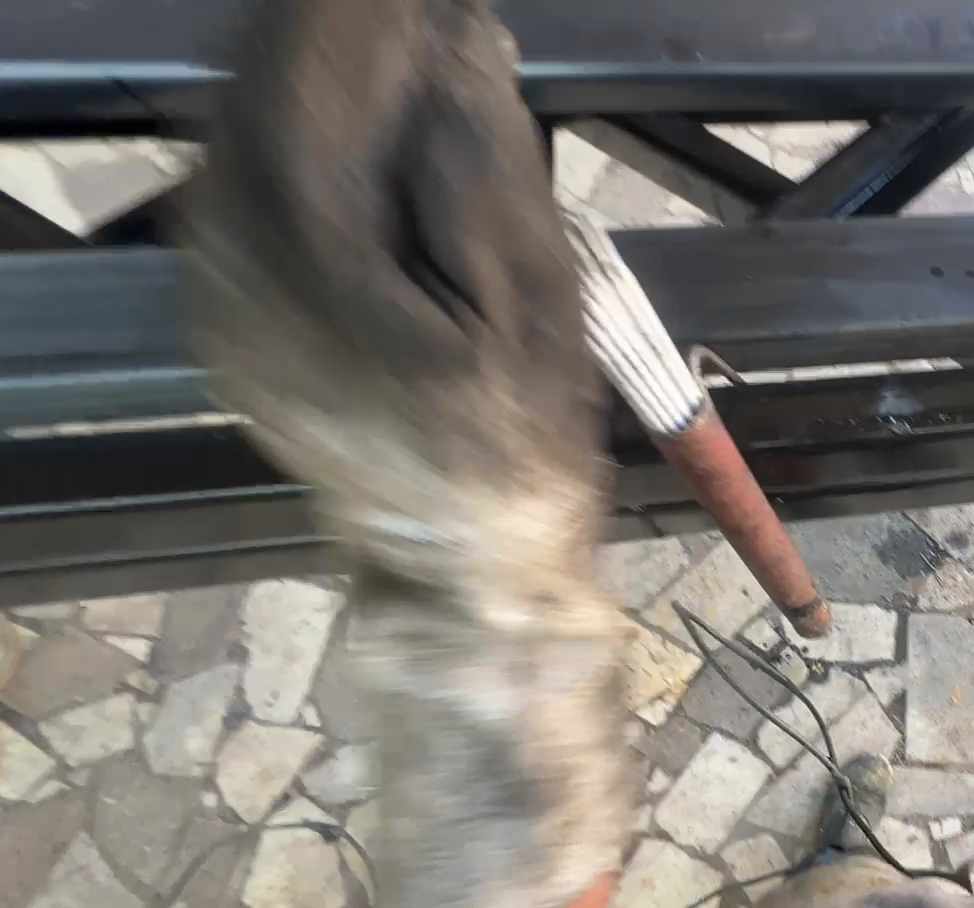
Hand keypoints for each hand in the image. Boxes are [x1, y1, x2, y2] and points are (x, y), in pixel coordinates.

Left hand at [187, 0, 627, 907]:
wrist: (467, 568)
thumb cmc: (522, 457)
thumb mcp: (537, 322)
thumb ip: (489, 182)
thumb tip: (462, 51)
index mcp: (307, 258)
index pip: (313, 78)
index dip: (375, 12)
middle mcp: (226, 260)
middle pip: (262, 92)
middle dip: (349, 36)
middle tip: (435, 14)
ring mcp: (217, 295)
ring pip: (250, 139)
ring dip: (329, 90)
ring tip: (413, 64)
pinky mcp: (234, 322)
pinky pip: (256, 196)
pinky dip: (313, 148)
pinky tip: (373, 148)